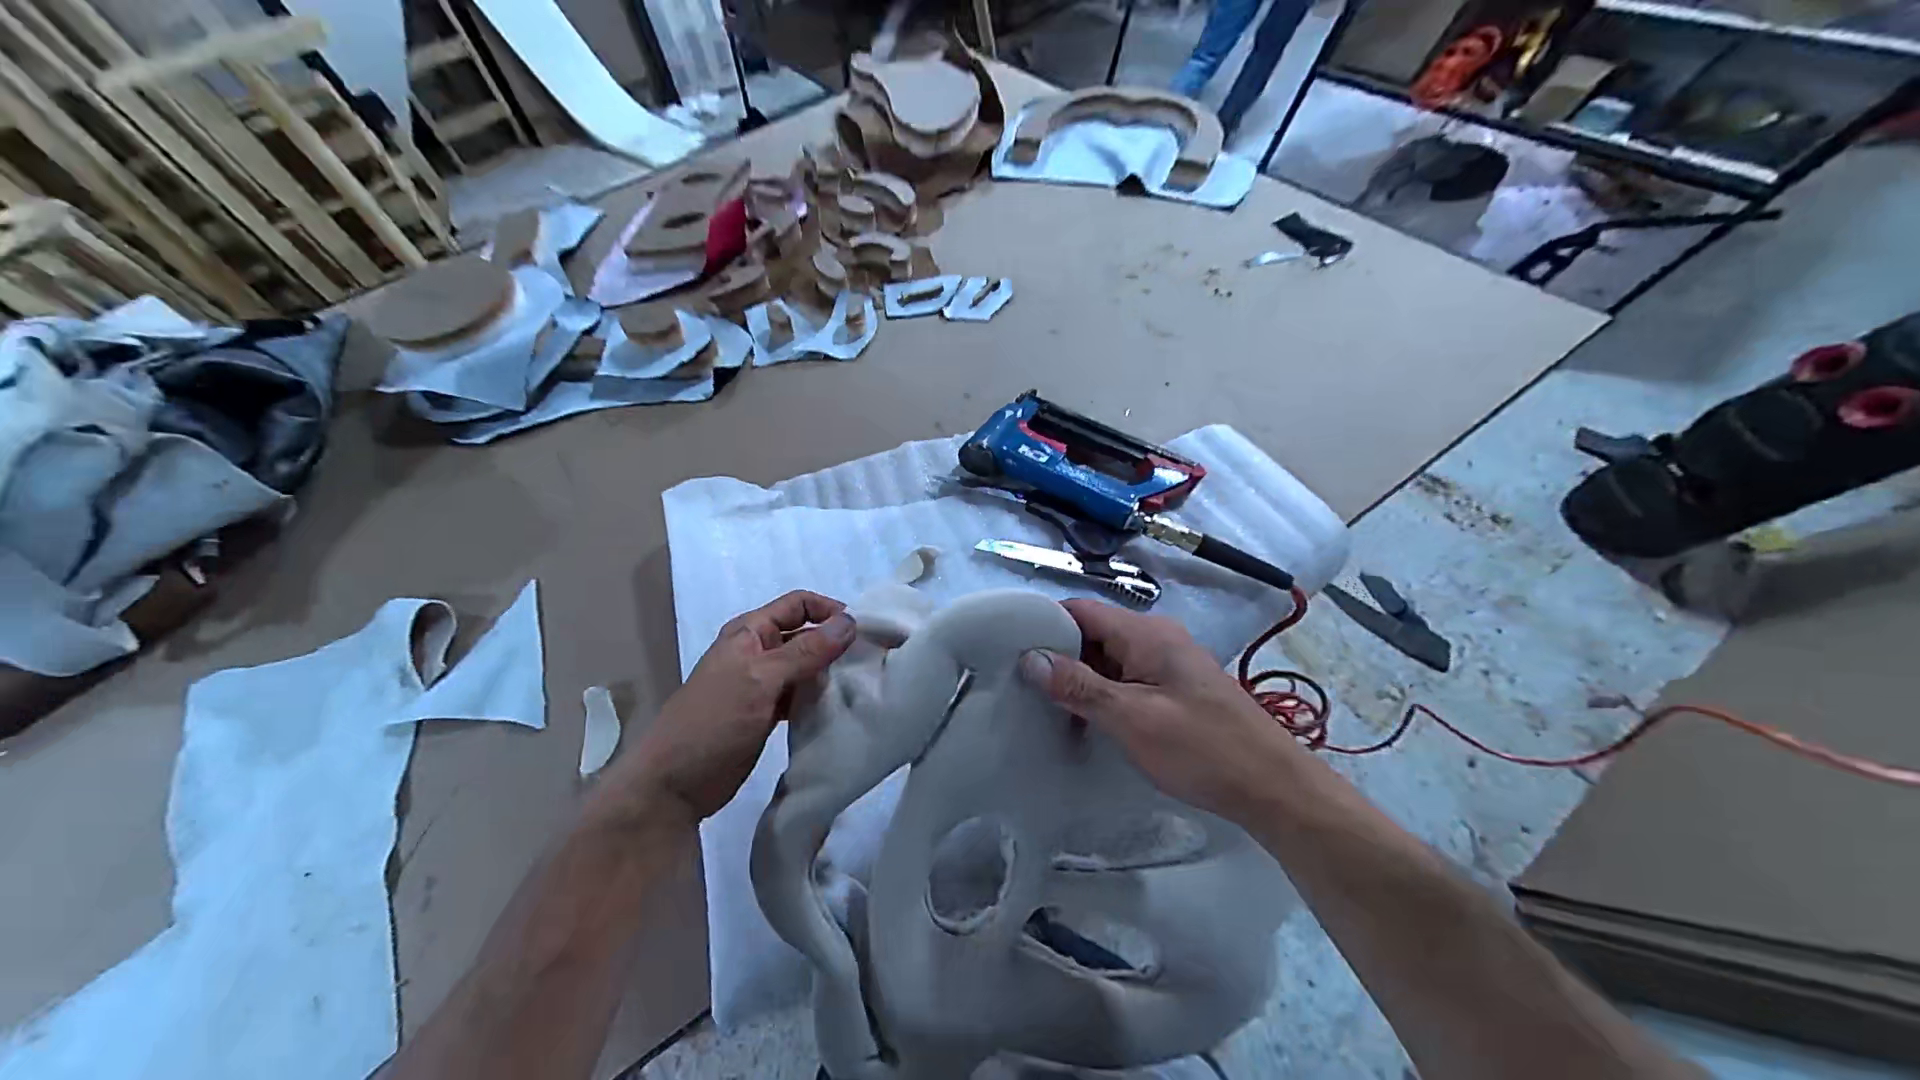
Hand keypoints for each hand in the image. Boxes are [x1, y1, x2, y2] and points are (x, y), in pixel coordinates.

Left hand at [608, 591, 855, 826]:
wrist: (674, 785)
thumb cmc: (714, 721)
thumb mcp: (761, 679)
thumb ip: (806, 651)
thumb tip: (849, 622)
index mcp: (749, 633)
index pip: (798, 605)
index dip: (829, 610)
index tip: (862, 630)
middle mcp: (757, 652)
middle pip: (804, 634)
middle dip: (834, 641)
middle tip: (871, 658)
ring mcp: (761, 684)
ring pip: (805, 666)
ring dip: (829, 670)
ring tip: (861, 682)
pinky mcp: (766, 713)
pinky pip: (800, 694)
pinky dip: (818, 696)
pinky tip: (839, 705)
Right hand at [1019, 599, 1298, 820]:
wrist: (1273, 787)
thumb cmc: (1203, 749)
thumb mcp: (1133, 719)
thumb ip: (1080, 687)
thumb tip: (1030, 658)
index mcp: (1146, 634)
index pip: (1080, 610)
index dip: (1043, 624)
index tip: (1008, 649)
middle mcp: (1156, 638)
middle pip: (1092, 633)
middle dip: (1058, 655)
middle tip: (1018, 684)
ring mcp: (1168, 663)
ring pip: (1108, 659)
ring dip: (1079, 678)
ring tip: (1042, 705)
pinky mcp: (1174, 688)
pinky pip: (1126, 678)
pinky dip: (1102, 693)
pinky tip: (1084, 720)